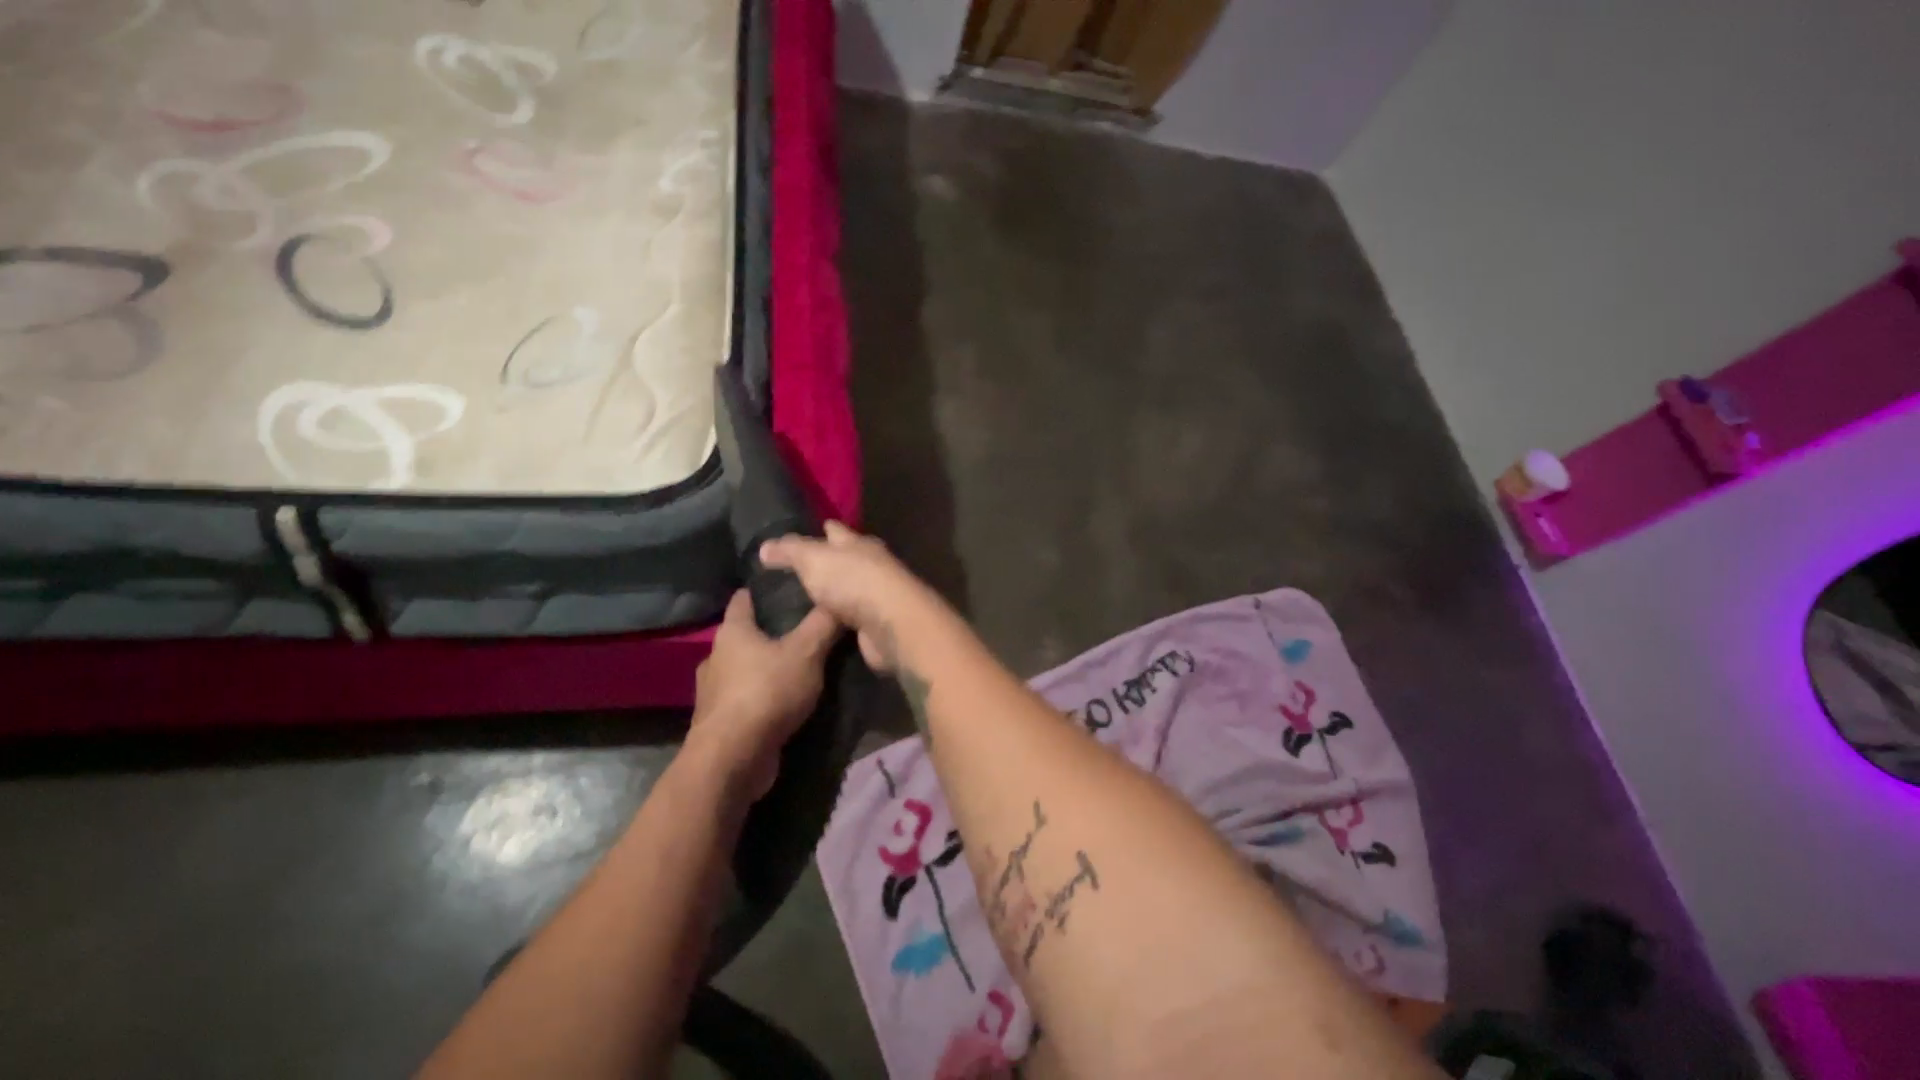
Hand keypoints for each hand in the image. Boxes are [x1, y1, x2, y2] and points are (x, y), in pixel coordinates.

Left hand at [688, 590, 840, 796]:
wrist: (732, 759)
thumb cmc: (766, 693)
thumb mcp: (806, 653)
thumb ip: (823, 623)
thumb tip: (838, 596)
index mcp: (732, 631)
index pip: (744, 598)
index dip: (765, 590)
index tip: (789, 587)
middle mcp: (716, 656)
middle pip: (745, 635)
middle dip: (771, 633)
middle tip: (806, 630)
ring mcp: (714, 692)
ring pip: (744, 670)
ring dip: (765, 669)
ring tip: (799, 669)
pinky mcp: (720, 722)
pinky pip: (744, 700)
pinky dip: (762, 698)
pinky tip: (784, 704)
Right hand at [758, 522, 935, 672]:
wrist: (890, 624)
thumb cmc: (852, 581)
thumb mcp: (813, 558)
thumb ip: (789, 551)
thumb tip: (764, 547)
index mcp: (859, 544)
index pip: (837, 531)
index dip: (824, 529)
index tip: (810, 530)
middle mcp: (872, 566)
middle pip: (846, 560)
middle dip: (828, 562)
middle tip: (797, 571)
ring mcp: (875, 597)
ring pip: (848, 590)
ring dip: (832, 593)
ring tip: (801, 599)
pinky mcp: (874, 625)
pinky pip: (849, 617)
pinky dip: (836, 618)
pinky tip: (819, 623)